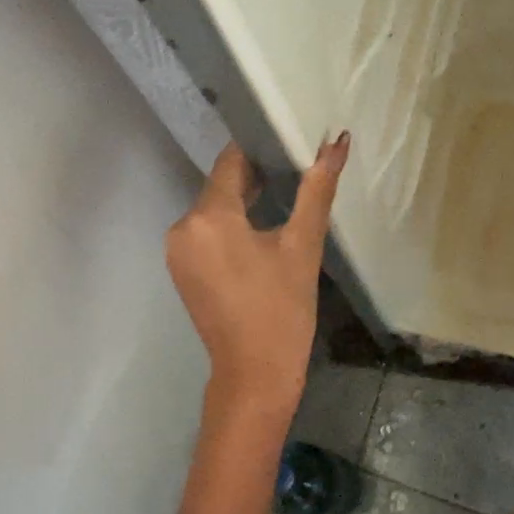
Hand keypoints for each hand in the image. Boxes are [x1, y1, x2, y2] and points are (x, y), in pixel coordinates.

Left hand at [166, 135, 348, 411]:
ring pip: (213, 209)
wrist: (254, 375)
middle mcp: (183, 227)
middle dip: (256, 175)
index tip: (291, 138)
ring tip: (286, 193)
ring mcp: (178, 251)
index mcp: (208, 217)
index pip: (231, 161)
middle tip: (298, 165)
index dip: (261, 146)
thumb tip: (336, 143)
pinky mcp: (183, 270)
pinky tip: (261, 227)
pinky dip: (231, 226)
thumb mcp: (302, 246)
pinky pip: (207, 232)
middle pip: (221, 185)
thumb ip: (317, 190)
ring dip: (244, 200)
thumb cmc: (282, 310)